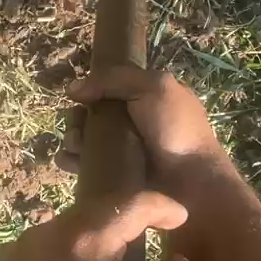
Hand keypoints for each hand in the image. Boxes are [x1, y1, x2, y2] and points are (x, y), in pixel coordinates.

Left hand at [0, 190, 224, 260]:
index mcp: (85, 241)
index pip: (129, 204)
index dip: (160, 207)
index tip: (177, 218)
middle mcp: (39, 237)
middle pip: (91, 218)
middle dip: (122, 231)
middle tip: (146, 252)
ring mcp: (10, 255)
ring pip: (62, 238)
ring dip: (87, 253)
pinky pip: (36, 258)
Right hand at [56, 68, 230, 193]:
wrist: (191, 182)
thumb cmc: (176, 129)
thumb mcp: (154, 87)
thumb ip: (113, 79)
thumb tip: (71, 89)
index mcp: (141, 99)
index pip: (103, 90)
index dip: (89, 92)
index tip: (82, 98)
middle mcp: (126, 124)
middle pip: (86, 114)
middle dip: (76, 118)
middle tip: (80, 127)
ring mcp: (116, 151)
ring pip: (79, 138)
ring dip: (72, 139)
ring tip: (78, 146)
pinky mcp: (108, 176)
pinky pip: (78, 164)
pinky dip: (69, 160)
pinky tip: (73, 161)